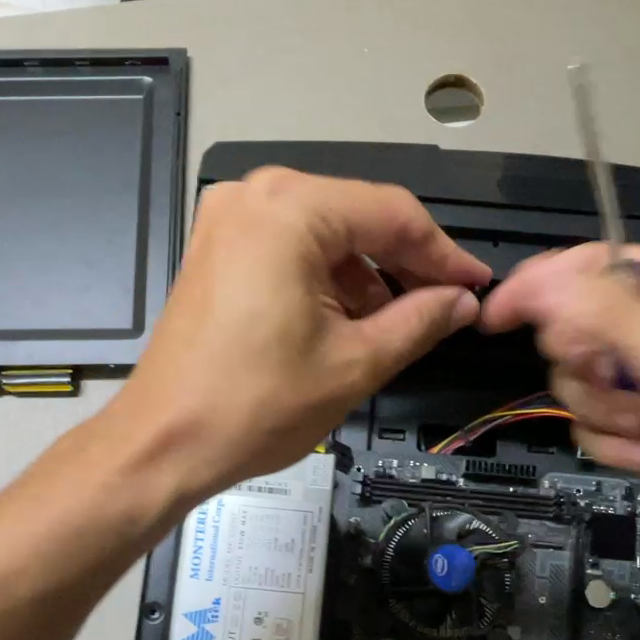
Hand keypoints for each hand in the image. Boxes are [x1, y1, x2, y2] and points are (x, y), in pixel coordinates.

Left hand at [110, 167, 490, 498]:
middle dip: (403, 265)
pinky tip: (345, 322)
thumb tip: (460, 301)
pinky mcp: (215, 252)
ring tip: (393, 326)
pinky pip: (288, 250)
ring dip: (364, 276)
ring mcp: (227, 222)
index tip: (475, 287)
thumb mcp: (354, 364)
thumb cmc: (253, 407)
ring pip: (323, 234)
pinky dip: (324, 280)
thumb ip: (419, 321)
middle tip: (441, 308)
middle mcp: (254, 196)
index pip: (393, 214)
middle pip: (357, 216)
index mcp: (290, 210)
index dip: (443, 254)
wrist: (165, 443)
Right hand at [481, 243, 639, 564]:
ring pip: (572, 382)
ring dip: (607, 412)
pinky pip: (584, 424)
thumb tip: (539, 284)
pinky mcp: (630, 425)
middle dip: (589, 367)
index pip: (589, 266)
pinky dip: (614, 443)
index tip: (499, 315)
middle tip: (620, 381)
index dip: (542, 287)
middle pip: (571, 329)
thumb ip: (606, 314)